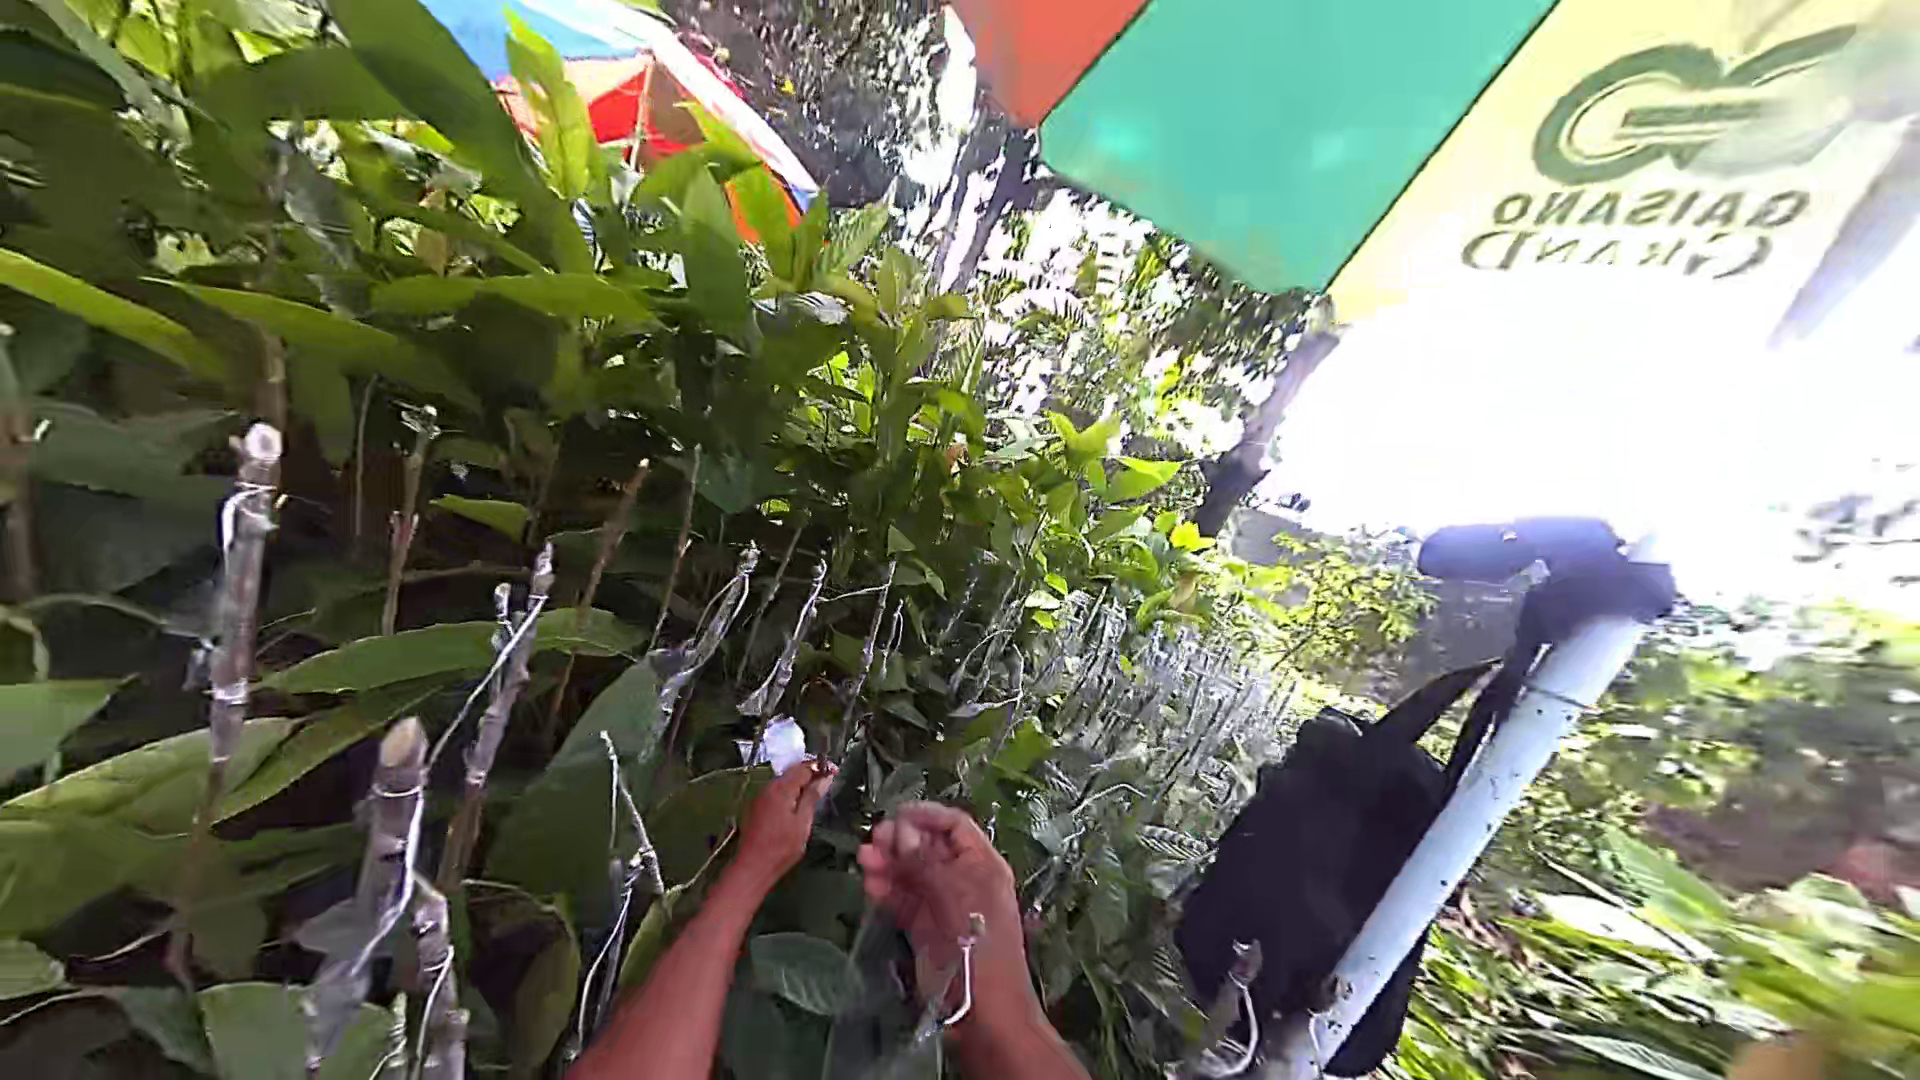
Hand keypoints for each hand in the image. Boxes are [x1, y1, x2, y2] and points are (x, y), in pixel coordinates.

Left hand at [733, 759, 835, 887]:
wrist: (751, 869)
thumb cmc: (781, 848)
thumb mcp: (803, 823)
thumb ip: (812, 797)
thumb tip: (824, 777)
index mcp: (781, 789)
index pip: (803, 768)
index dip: (820, 767)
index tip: (834, 772)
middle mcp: (768, 788)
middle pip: (792, 772)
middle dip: (810, 773)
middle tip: (826, 781)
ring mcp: (760, 797)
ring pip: (783, 781)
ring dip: (799, 782)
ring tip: (814, 792)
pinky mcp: (756, 807)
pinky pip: (776, 791)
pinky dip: (789, 791)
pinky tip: (796, 803)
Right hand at [856, 802, 1035, 1025]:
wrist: (983, 1013)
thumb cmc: (977, 944)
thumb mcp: (953, 896)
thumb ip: (924, 862)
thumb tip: (899, 831)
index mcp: (981, 863)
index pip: (954, 826)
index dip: (927, 816)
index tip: (897, 814)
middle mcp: (962, 878)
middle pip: (930, 848)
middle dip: (902, 840)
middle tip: (875, 837)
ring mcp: (943, 904)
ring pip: (913, 874)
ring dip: (889, 864)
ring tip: (864, 857)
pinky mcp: (926, 928)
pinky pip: (905, 901)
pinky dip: (888, 891)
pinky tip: (870, 883)